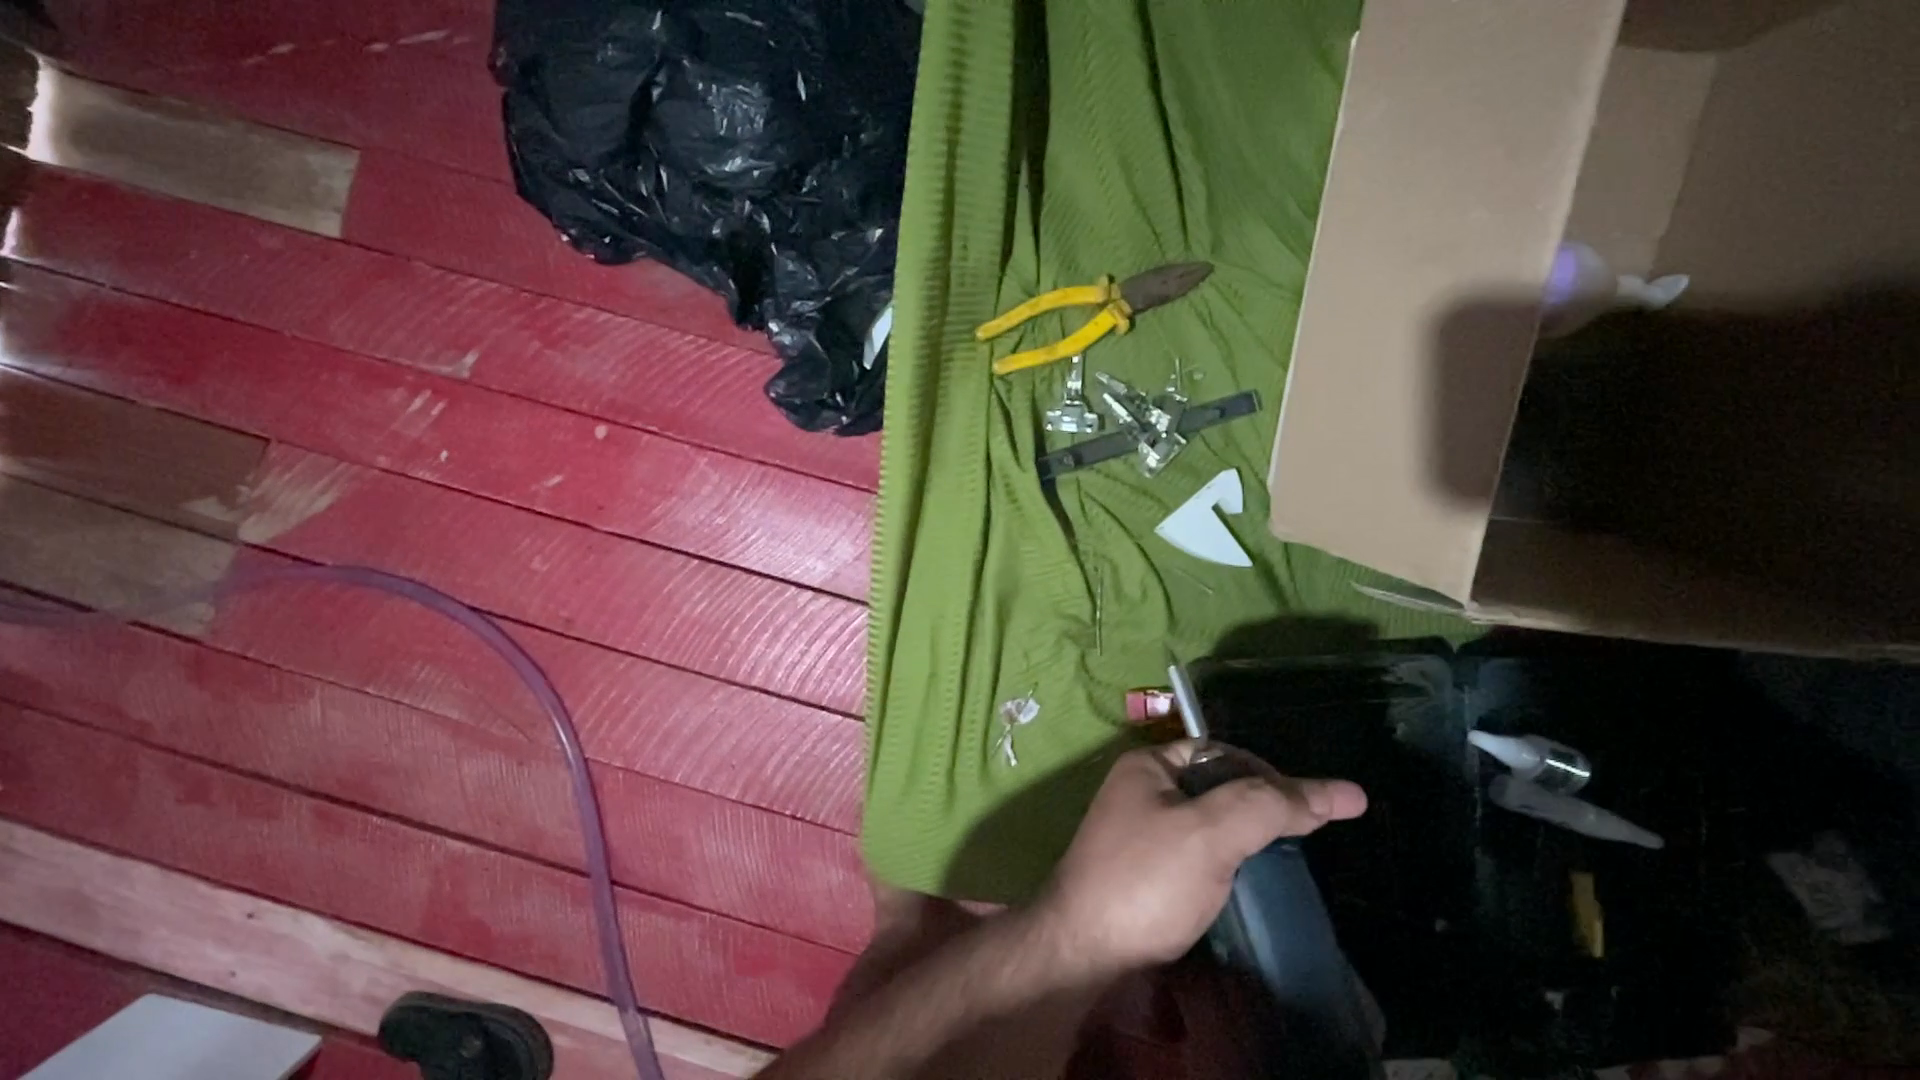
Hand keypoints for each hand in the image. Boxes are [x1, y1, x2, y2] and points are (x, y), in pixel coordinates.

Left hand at [1031, 740, 1366, 979]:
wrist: (1082, 951)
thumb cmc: (1145, 882)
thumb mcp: (1210, 834)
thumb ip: (1267, 806)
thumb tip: (1339, 792)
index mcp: (1148, 766)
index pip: (1221, 751)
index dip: (1266, 773)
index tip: (1305, 808)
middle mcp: (1140, 791)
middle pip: (1216, 785)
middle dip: (1258, 804)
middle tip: (1300, 834)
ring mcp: (1139, 833)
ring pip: (1207, 822)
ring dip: (1244, 836)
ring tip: (1282, 858)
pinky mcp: (1143, 873)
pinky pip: (1195, 854)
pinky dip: (1226, 862)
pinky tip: (1246, 882)